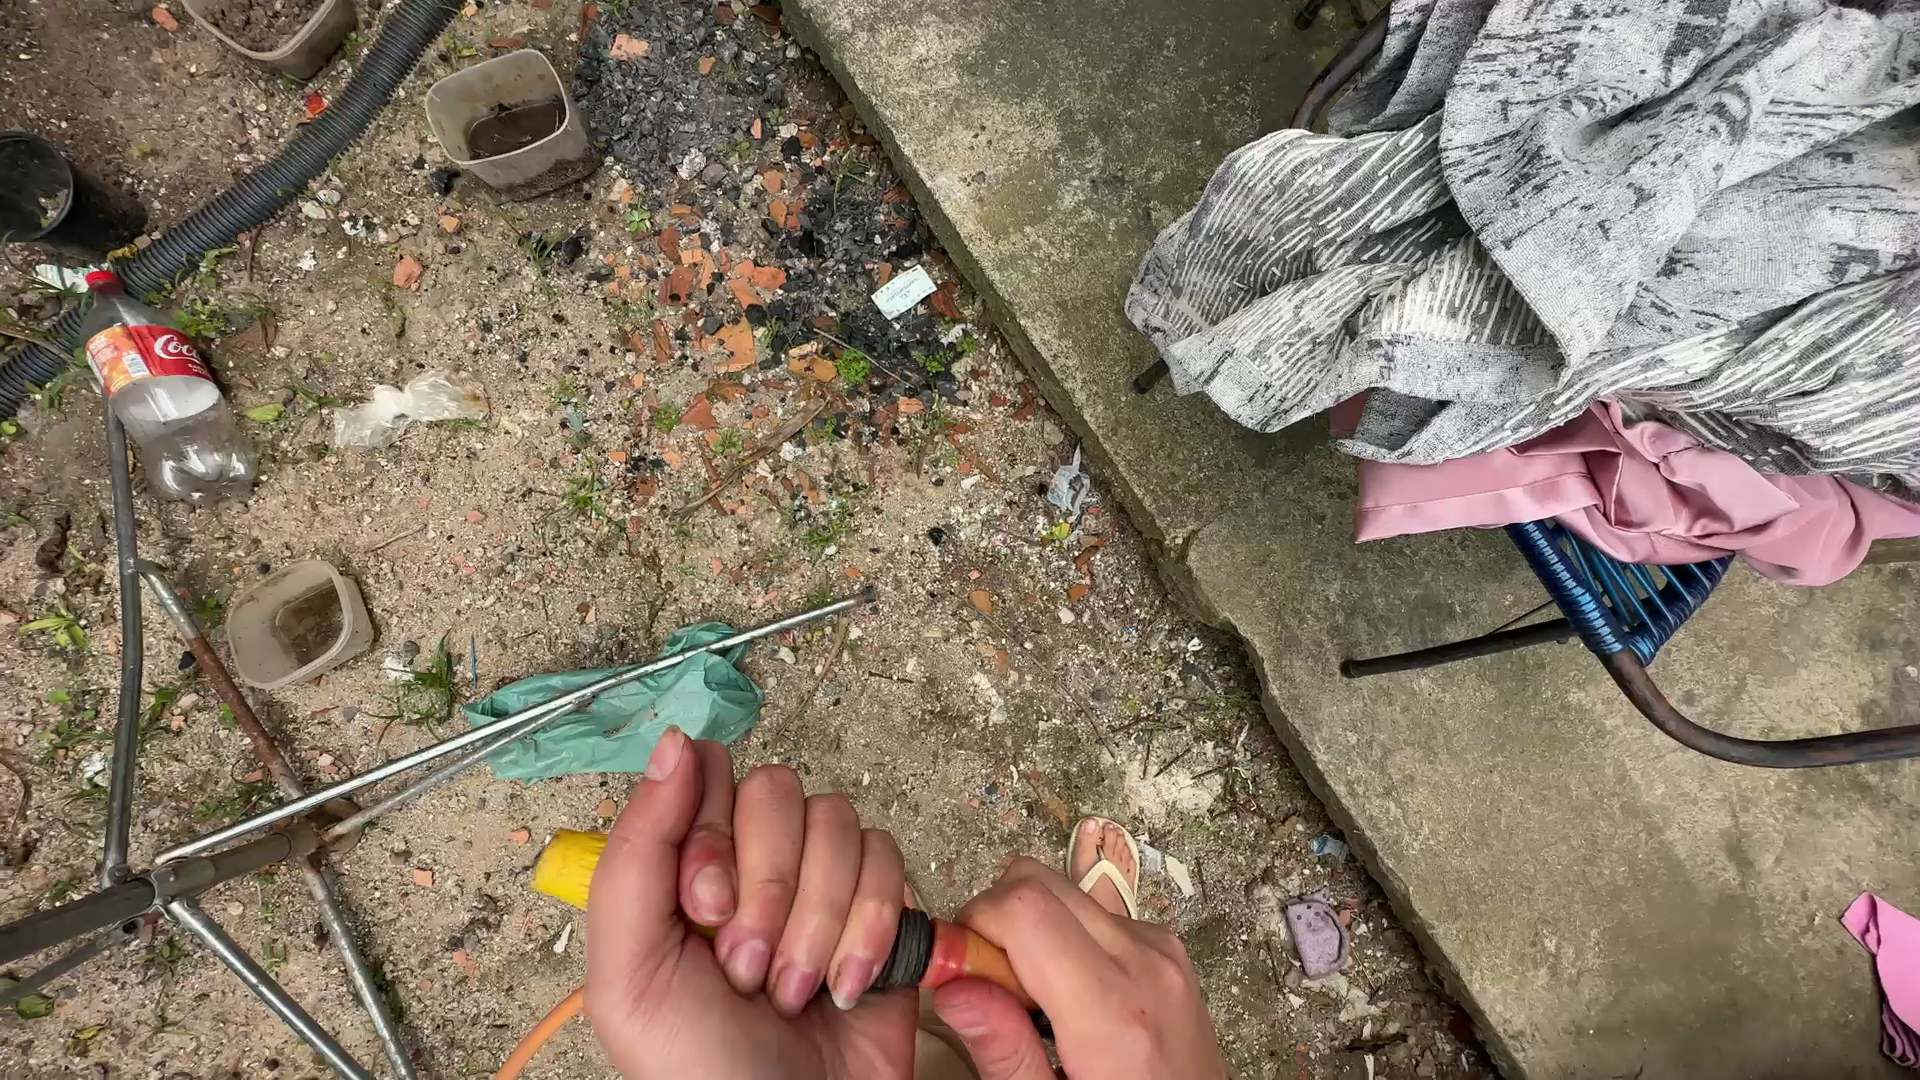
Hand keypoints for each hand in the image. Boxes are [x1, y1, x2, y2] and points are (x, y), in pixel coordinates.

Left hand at [585, 728, 915, 1078]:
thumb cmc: (703, 1066)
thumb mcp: (632, 973)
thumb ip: (636, 852)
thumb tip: (675, 740)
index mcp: (693, 856)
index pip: (711, 772)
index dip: (713, 832)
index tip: (706, 906)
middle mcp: (759, 848)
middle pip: (777, 788)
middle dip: (769, 885)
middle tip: (749, 965)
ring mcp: (825, 864)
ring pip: (836, 818)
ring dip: (817, 919)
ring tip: (794, 989)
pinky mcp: (881, 886)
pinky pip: (887, 855)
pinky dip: (868, 927)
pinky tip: (847, 981)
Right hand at [931, 857, 1228, 1079]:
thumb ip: (1004, 1052)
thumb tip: (952, 986)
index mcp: (1115, 1017)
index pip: (1025, 908)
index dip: (976, 924)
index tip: (960, 969)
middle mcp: (1144, 963)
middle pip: (1037, 881)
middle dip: (995, 918)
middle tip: (988, 984)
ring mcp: (1160, 947)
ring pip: (1061, 887)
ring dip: (1028, 925)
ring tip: (1032, 996)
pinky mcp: (1165, 943)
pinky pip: (1090, 908)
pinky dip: (1061, 932)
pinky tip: (1068, 991)